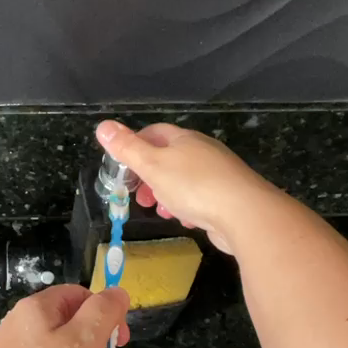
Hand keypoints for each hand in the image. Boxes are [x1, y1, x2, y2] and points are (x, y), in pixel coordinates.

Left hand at [0, 284, 129, 347]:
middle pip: (70, 319)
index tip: (120, 341)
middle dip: (95, 341)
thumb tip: (117, 291)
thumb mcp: (85, 342)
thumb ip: (103, 312)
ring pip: (60, 345)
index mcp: (35, 307)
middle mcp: (19, 322)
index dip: (105, 312)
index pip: (79, 294)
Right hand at [95, 120, 284, 255]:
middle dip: (148, 176)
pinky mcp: (227, 196)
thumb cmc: (193, 185)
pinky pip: (200, 197)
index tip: (122, 166)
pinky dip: (187, 206)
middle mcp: (203, 151)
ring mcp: (218, 173)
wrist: (244, 213)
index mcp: (184, 139)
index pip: (154, 133)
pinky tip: (184, 220)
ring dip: (166, 194)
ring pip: (183, 180)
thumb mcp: (152, 166)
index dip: (134, 145)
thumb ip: (126, 148)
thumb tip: (103, 126)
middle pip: (168, 158)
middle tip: (136, 195)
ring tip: (159, 211)